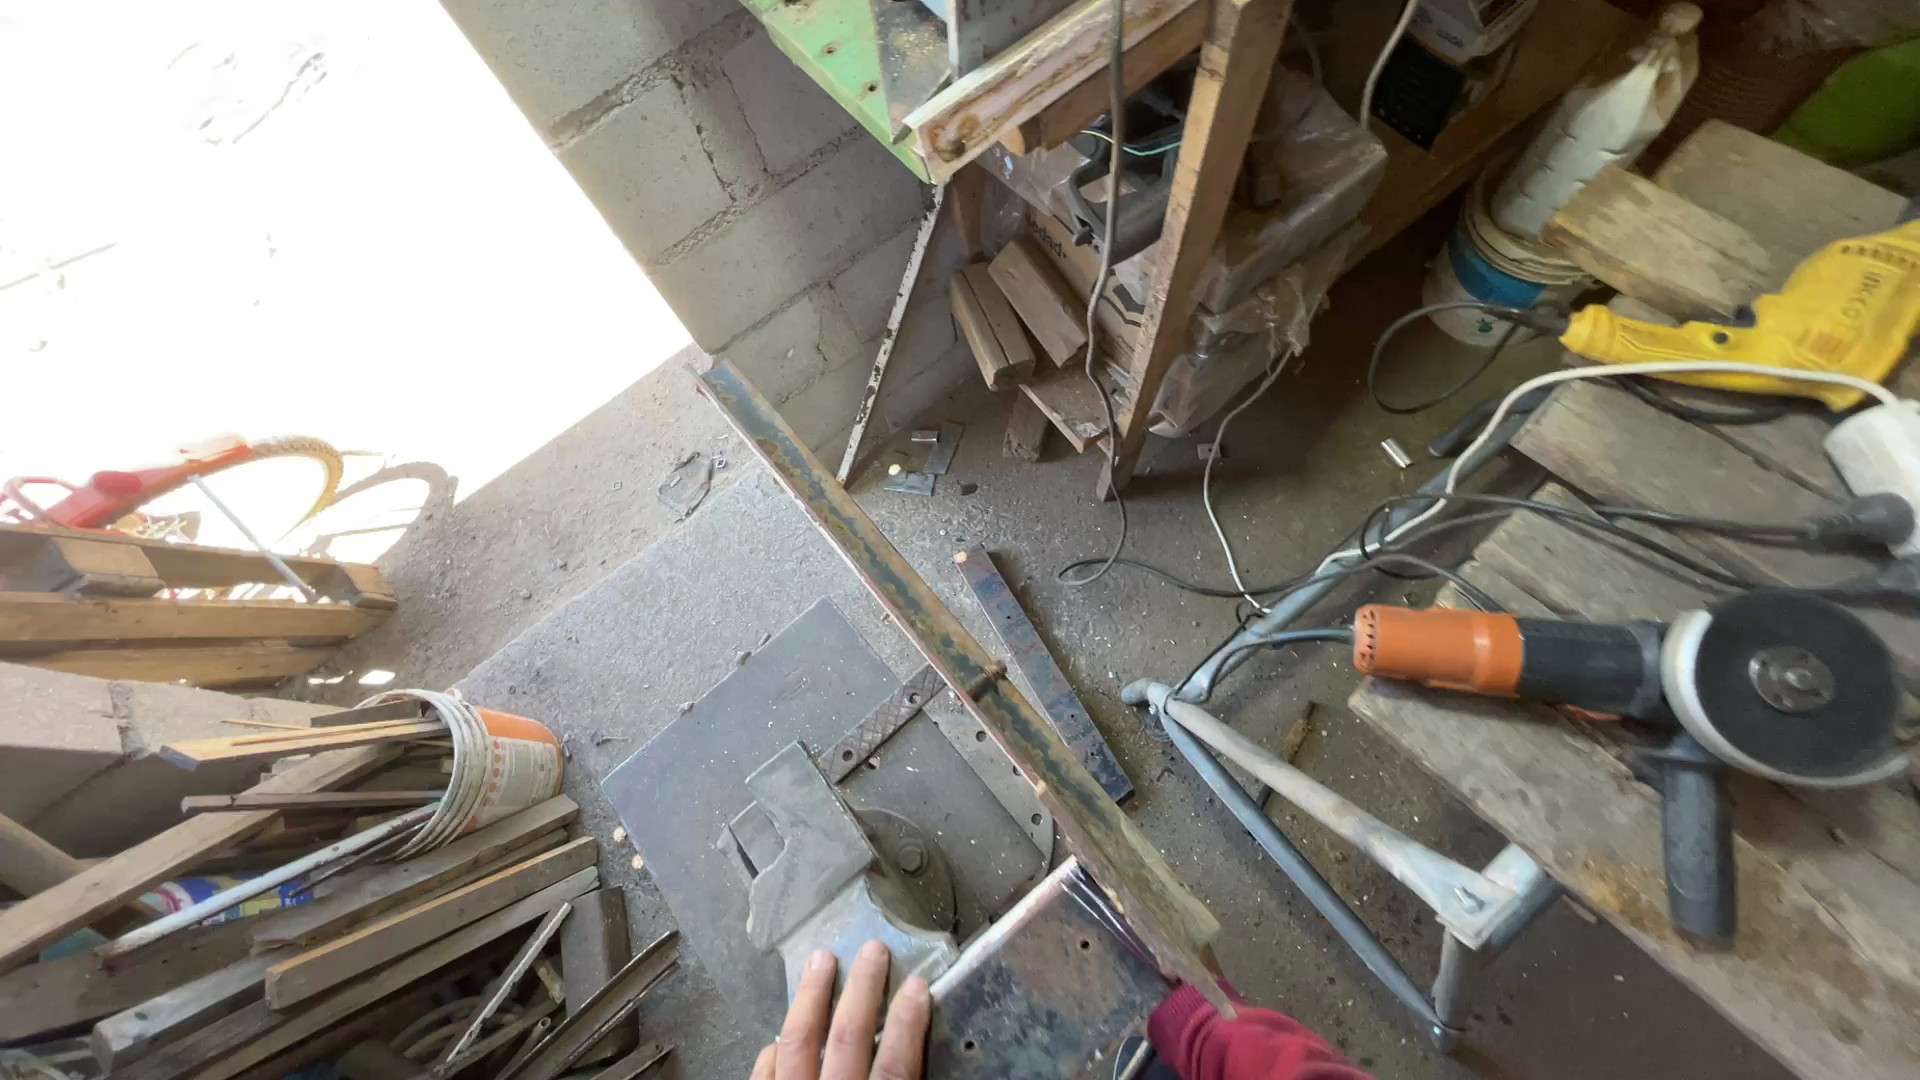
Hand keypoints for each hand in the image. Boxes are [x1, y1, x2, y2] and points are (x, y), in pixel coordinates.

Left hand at [750, 940, 930, 1079]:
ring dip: (812, 995)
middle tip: (873, 949)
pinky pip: (763, 1077)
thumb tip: (917, 1042)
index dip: (907, 1023)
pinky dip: (773, 1053)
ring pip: (798, 1042)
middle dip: (862, 988)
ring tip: (822, 958)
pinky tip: (779, 1037)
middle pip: (847, 1037)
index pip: (894, 1065)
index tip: (918, 984)